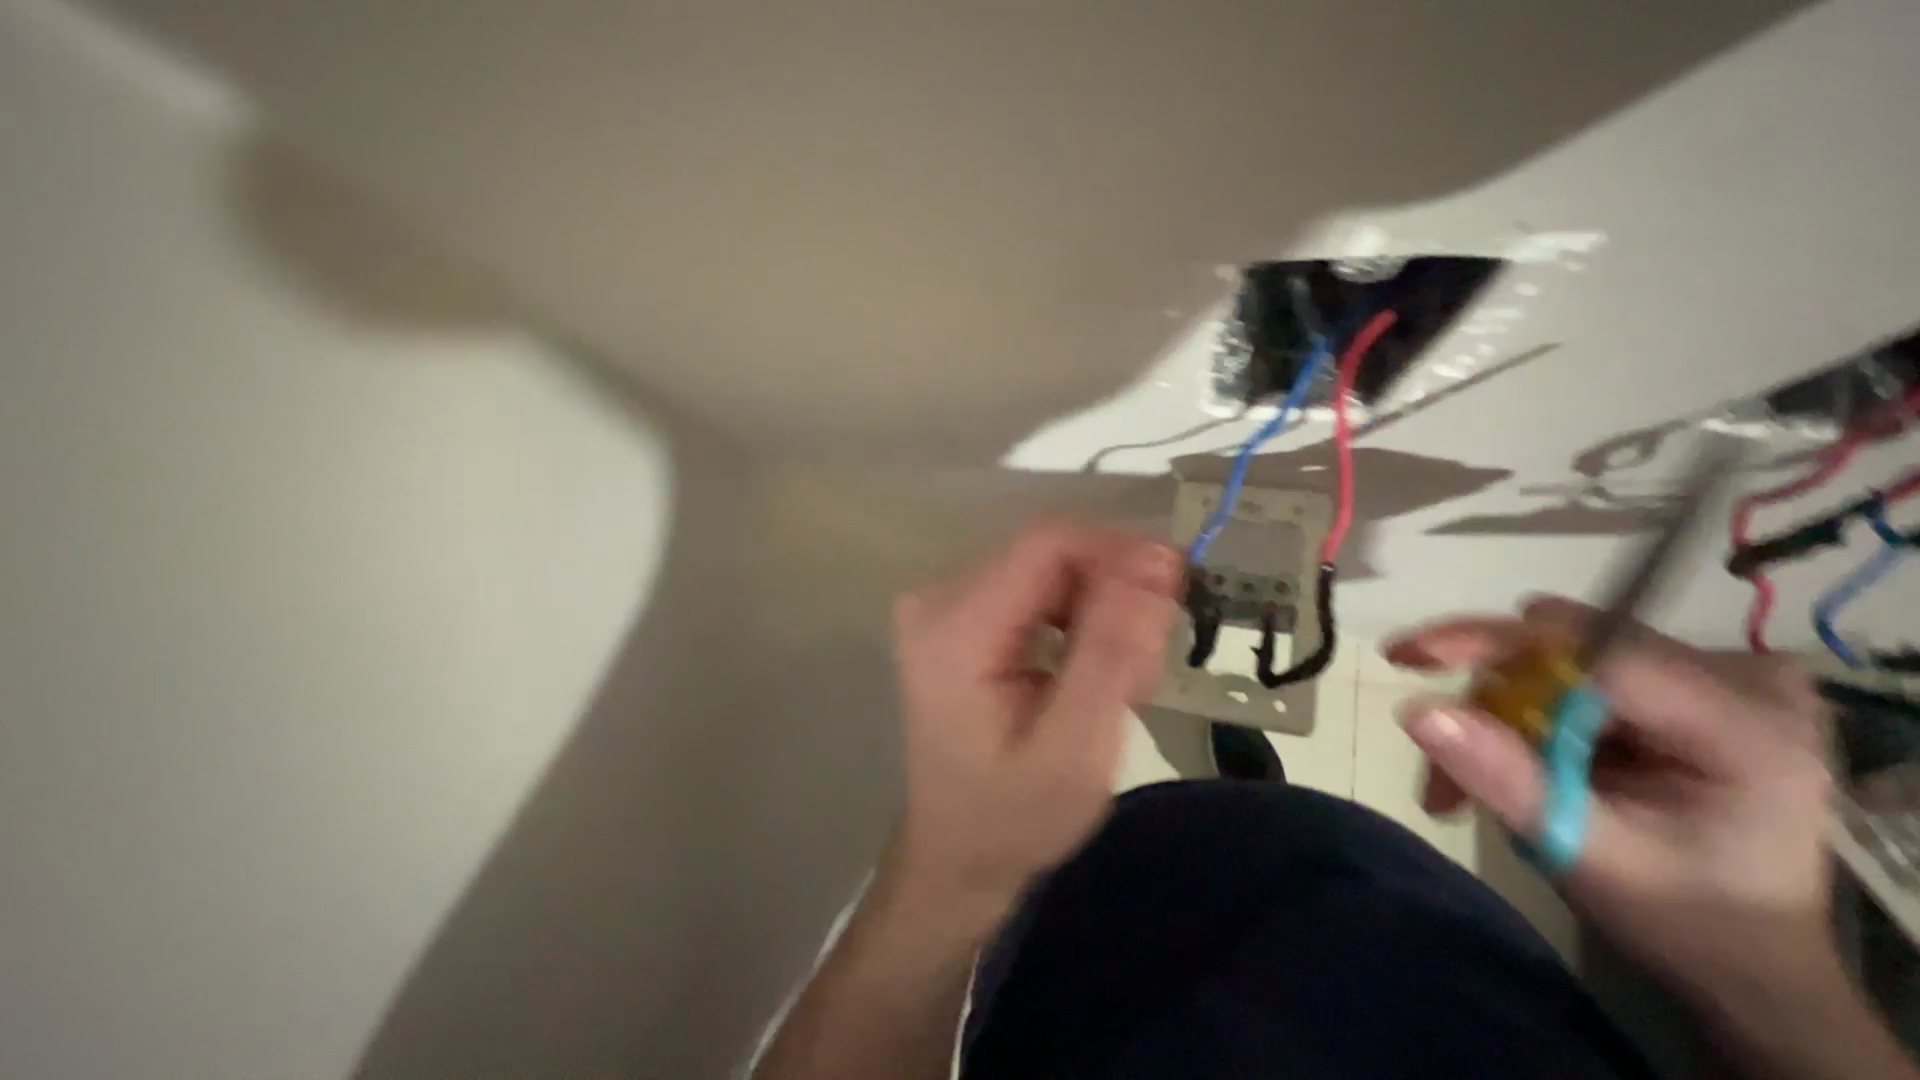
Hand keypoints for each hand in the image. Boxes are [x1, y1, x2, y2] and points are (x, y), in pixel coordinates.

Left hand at [887, 522, 1180, 912]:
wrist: (958, 855)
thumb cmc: (1013, 819)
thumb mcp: (1075, 749)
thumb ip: (1112, 654)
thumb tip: (1156, 562)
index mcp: (954, 625)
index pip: (1048, 542)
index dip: (1121, 553)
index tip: (1178, 594)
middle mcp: (939, 596)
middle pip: (1052, 554)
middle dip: (1116, 596)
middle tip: (1149, 670)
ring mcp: (947, 604)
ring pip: (1055, 571)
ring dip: (1105, 614)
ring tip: (1124, 686)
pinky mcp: (965, 617)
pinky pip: (1042, 591)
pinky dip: (1084, 624)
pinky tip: (1096, 677)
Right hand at [1383, 597, 1835, 1001]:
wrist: (1746, 953)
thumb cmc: (1680, 917)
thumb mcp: (1585, 855)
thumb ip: (1506, 779)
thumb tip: (1417, 709)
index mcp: (1747, 725)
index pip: (1603, 652)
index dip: (1500, 646)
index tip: (1409, 656)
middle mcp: (1742, 678)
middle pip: (1574, 647)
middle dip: (1487, 694)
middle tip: (1428, 743)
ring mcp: (1717, 674)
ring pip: (1562, 658)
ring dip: (1497, 712)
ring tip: (1455, 782)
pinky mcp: (1687, 679)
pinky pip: (1575, 672)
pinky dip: (1524, 713)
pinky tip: (1503, 760)